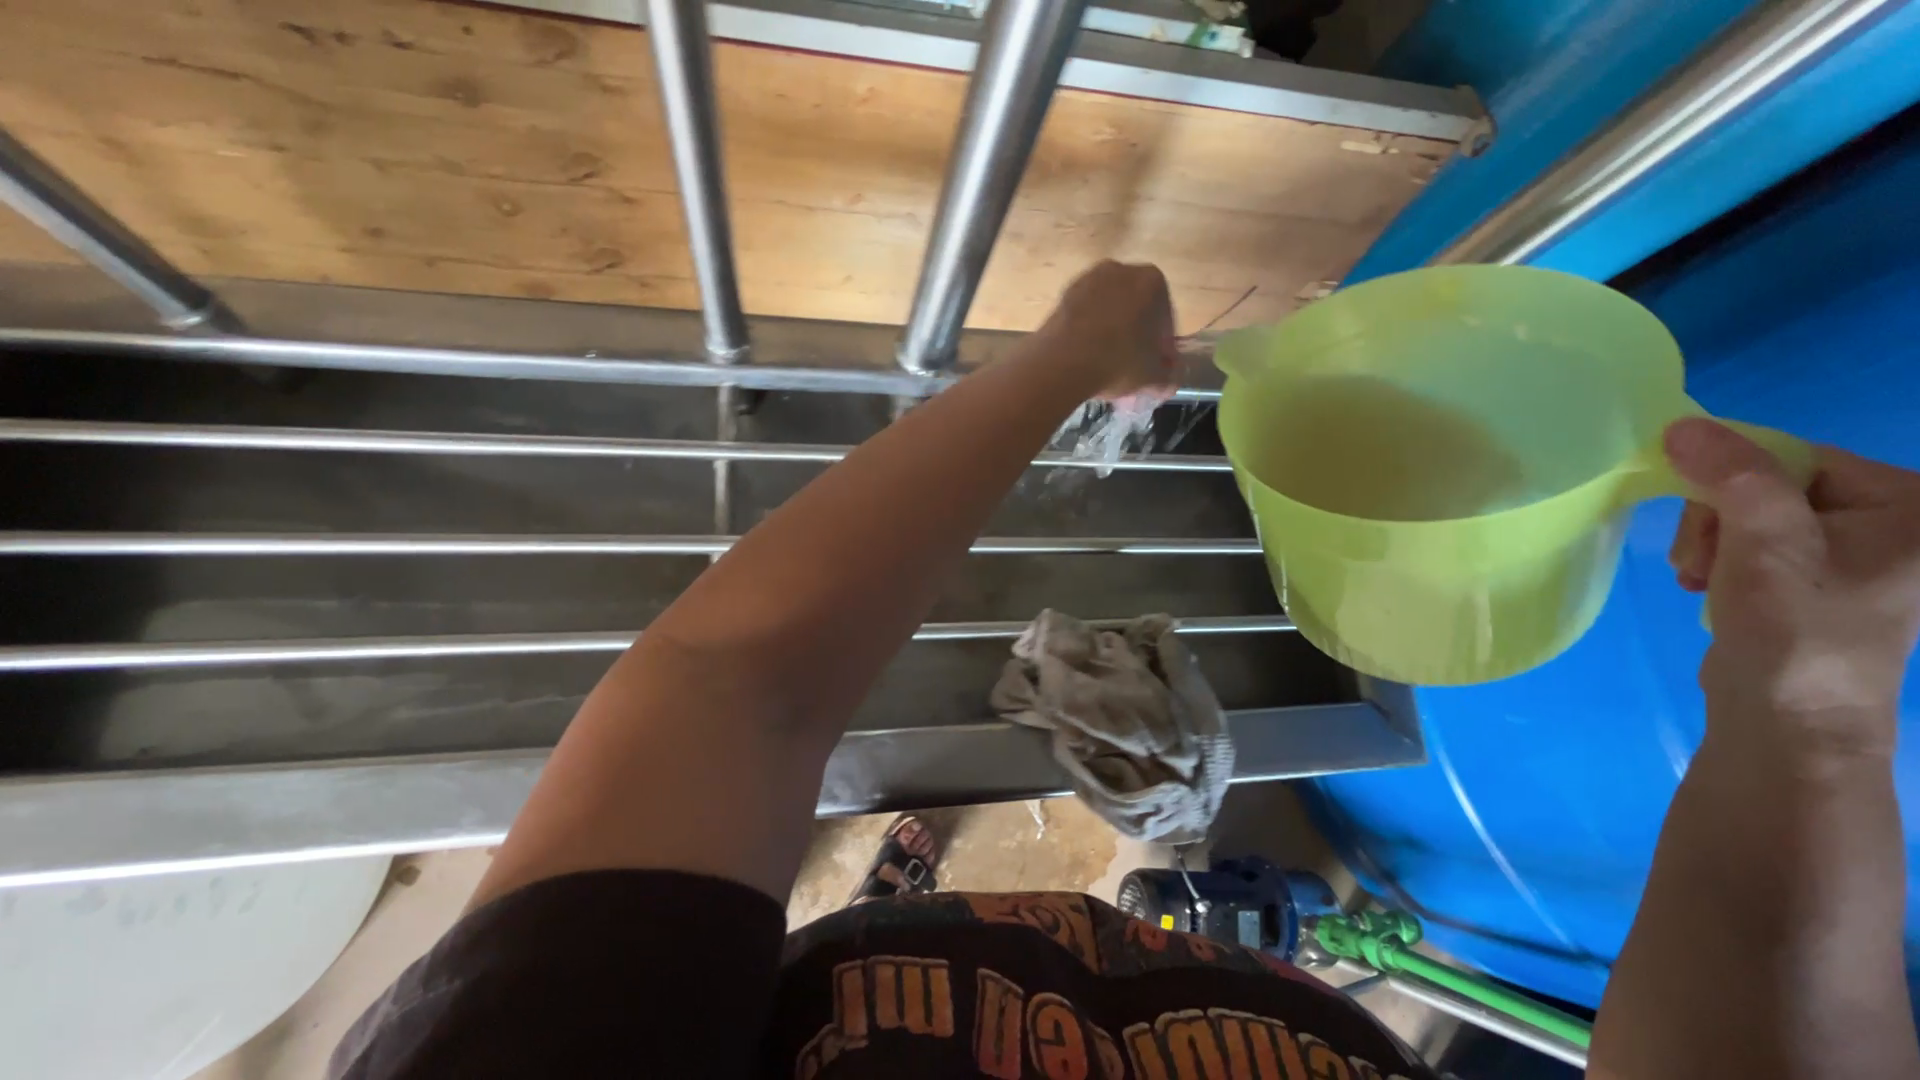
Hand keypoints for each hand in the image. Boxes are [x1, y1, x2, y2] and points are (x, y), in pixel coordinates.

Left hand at [1033, 260, 1180, 401]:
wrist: (1061, 363)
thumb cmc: (1118, 362)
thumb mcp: (1153, 376)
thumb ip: (1167, 376)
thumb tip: (1167, 380)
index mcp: (1152, 281)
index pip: (1164, 317)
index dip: (1162, 346)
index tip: (1156, 366)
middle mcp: (1120, 270)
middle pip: (1135, 308)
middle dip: (1136, 335)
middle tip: (1132, 366)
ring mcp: (1087, 279)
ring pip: (1108, 310)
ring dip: (1111, 332)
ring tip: (1107, 364)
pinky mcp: (1062, 295)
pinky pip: (1084, 315)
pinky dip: (1088, 331)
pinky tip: (1086, 357)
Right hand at [1665, 417, 1919, 758]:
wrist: (1789, 721)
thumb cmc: (1796, 629)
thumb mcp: (1765, 543)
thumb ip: (1732, 475)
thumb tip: (1682, 424)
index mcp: (1910, 503)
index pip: (1794, 456)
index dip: (1730, 480)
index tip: (1700, 522)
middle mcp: (1893, 521)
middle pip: (1767, 484)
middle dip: (1717, 519)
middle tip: (1702, 563)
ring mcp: (1854, 554)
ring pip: (1748, 514)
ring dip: (1709, 542)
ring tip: (1701, 581)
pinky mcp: (1815, 581)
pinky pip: (1751, 544)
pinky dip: (1720, 561)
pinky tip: (1709, 587)